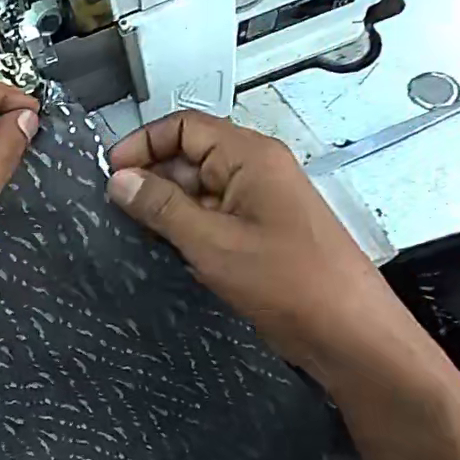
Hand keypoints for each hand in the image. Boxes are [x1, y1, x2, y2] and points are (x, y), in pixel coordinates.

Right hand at [105, 110, 411, 375]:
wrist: (348, 332)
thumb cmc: (289, 282)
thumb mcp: (212, 242)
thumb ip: (161, 207)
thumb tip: (121, 179)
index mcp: (250, 156)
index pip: (184, 127)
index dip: (143, 143)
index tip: (111, 173)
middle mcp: (257, 170)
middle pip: (191, 156)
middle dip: (153, 179)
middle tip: (118, 211)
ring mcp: (262, 203)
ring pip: (202, 190)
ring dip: (170, 209)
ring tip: (140, 235)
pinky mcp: (263, 233)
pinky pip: (217, 218)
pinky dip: (192, 229)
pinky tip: (172, 252)